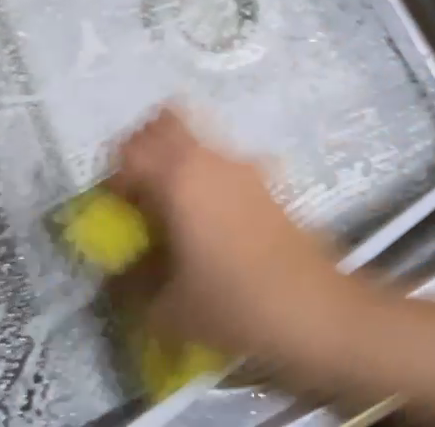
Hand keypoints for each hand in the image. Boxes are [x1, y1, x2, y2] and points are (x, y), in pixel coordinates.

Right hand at [106, 106, 365, 371]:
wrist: (320, 311)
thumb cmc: (238, 304)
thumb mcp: (172, 310)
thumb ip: (136, 287)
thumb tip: (122, 275)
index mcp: (178, 176)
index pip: (129, 149)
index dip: (114, 175)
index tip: (116, 209)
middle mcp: (209, 157)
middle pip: (165, 122)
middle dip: (145, 150)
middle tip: (139, 192)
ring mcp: (243, 165)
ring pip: (197, 140)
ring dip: (178, 162)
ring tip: (175, 211)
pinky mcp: (267, 181)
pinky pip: (223, 163)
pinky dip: (206, 178)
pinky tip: (211, 225)